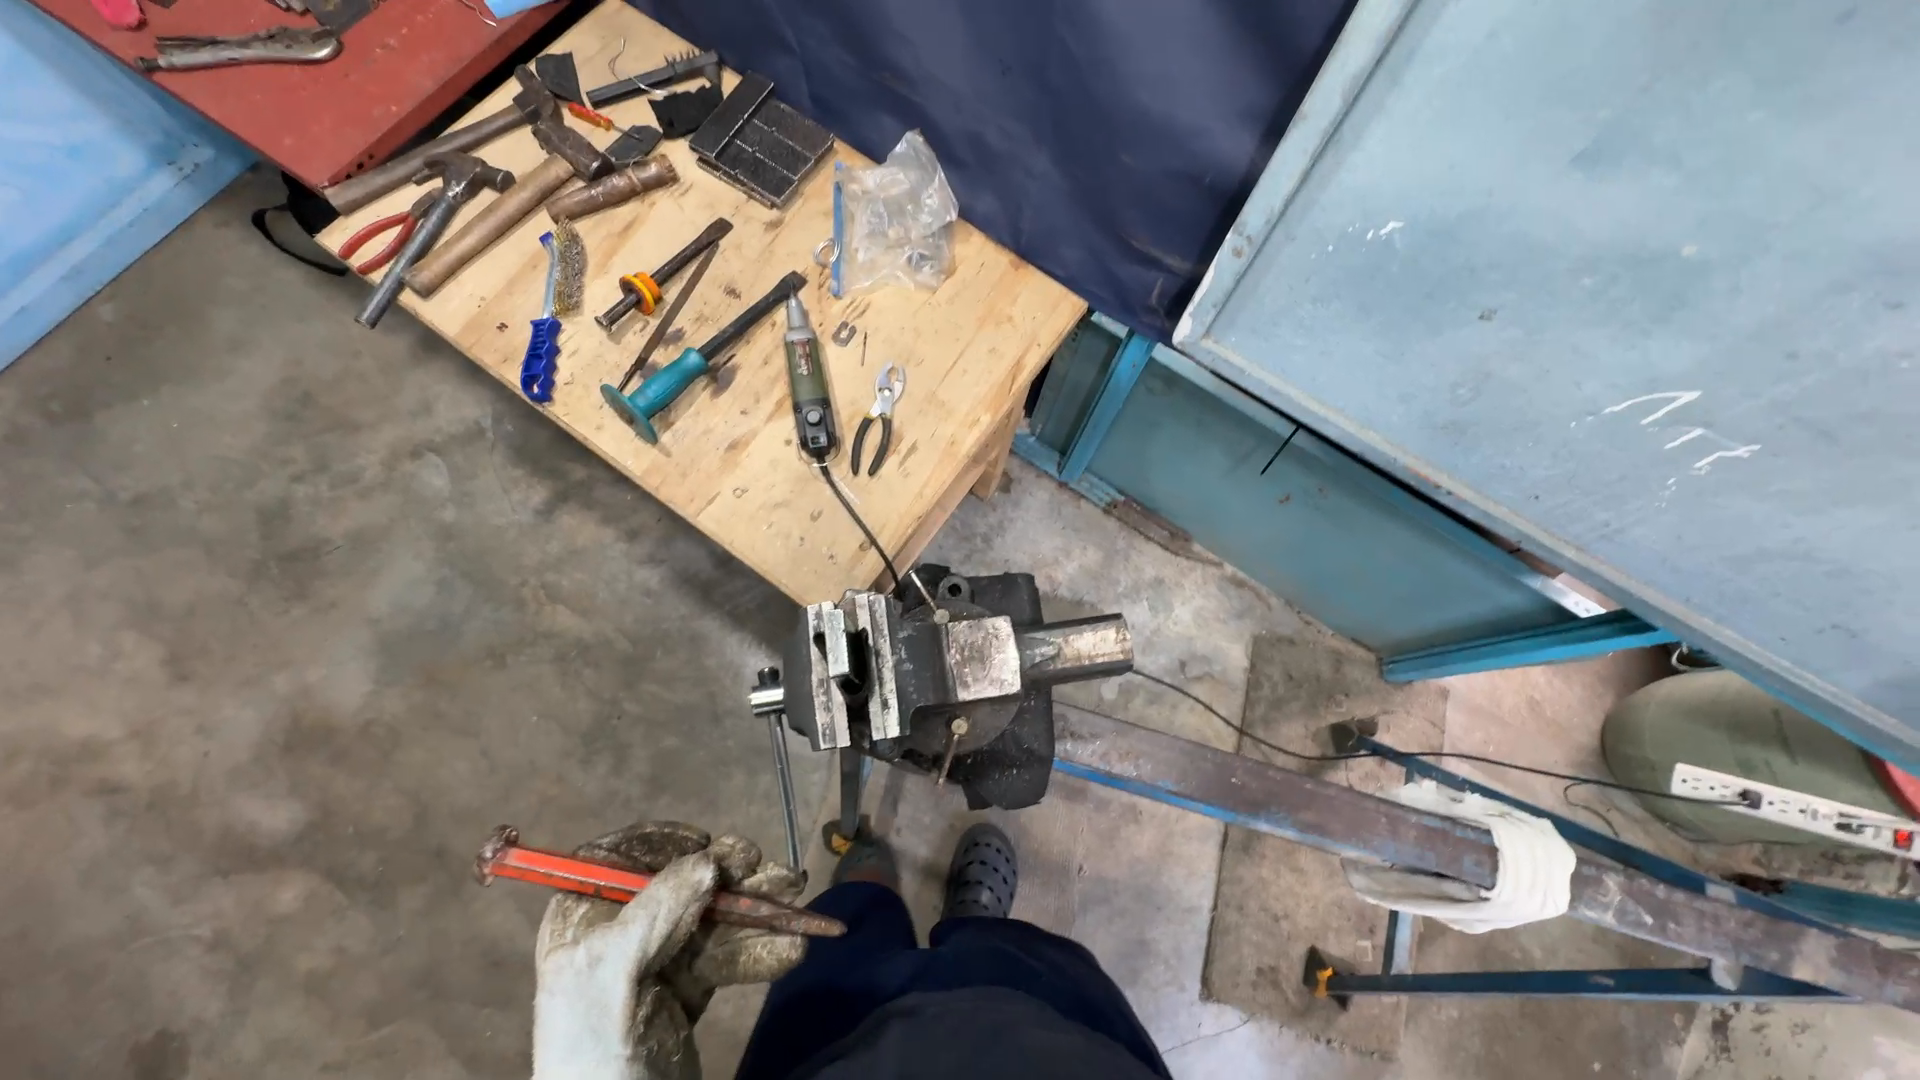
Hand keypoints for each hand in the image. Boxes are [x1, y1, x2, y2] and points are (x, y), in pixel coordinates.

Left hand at [531, 821, 807, 1079]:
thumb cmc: (593, 1053)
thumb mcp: (609, 976)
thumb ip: (654, 914)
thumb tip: (708, 859)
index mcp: (580, 923)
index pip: (616, 860)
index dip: (661, 845)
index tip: (703, 844)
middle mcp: (617, 934)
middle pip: (677, 883)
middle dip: (727, 875)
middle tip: (769, 870)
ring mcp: (656, 962)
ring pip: (711, 917)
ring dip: (756, 910)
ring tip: (795, 901)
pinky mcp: (688, 989)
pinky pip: (727, 956)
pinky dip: (758, 951)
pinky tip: (789, 949)